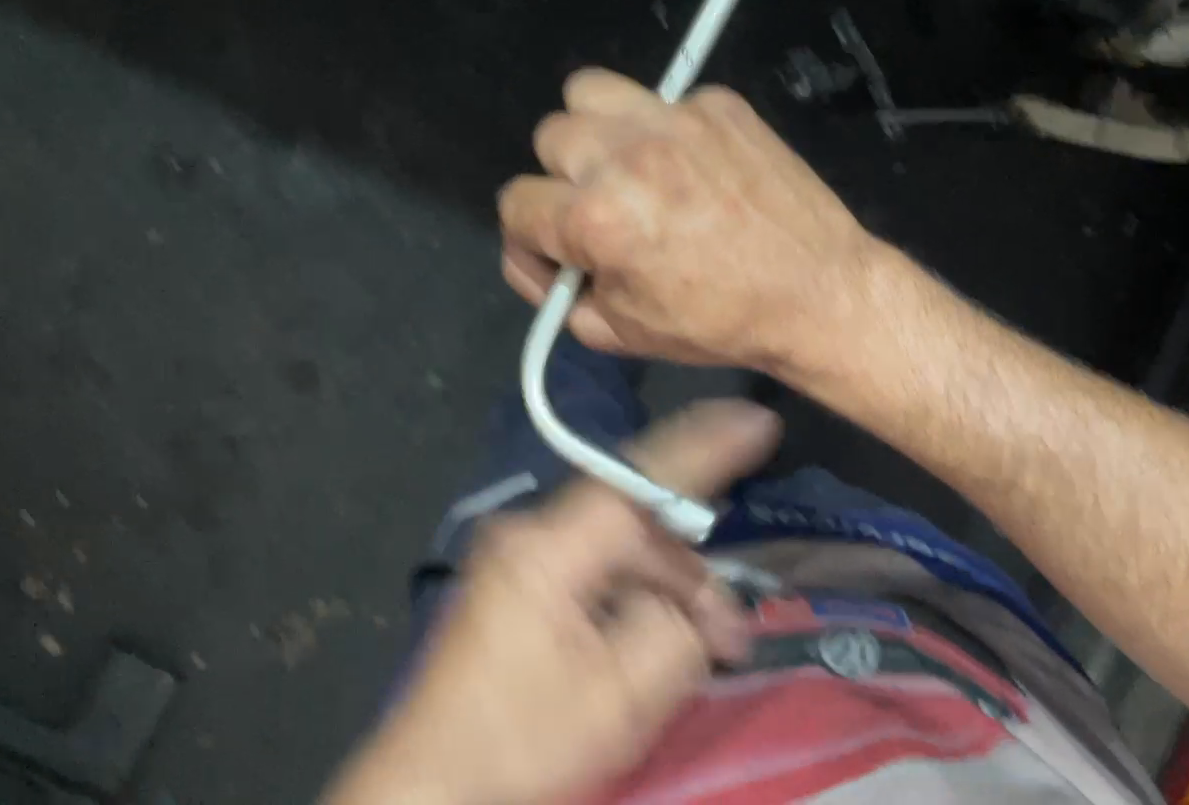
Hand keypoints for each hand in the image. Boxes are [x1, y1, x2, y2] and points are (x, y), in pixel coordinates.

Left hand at [323, 401, 779, 804]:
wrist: (432, 787)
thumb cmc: (522, 740)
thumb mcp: (618, 697)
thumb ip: (675, 630)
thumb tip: (697, 600)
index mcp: (548, 548)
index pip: (639, 480)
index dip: (704, 447)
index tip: (757, 420)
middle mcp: (530, 533)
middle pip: (635, 525)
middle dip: (690, 571)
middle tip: (732, 632)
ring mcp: (519, 555)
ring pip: (617, 551)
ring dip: (664, 592)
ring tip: (703, 648)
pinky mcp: (518, 583)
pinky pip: (594, 572)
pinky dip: (632, 599)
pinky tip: (656, 638)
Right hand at [499, 68, 877, 372]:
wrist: (817, 293)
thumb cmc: (719, 324)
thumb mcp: (620, 333)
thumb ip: (559, 295)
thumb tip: (538, 258)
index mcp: (597, 219)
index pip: (515, 204)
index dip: (531, 237)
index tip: (561, 252)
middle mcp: (626, 156)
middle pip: (550, 137)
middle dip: (564, 180)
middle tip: (604, 210)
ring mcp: (674, 120)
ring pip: (590, 93)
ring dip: (597, 130)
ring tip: (628, 165)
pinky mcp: (717, 104)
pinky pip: (661, 100)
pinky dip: (662, 131)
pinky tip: (691, 166)